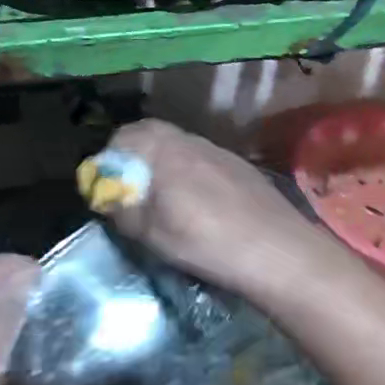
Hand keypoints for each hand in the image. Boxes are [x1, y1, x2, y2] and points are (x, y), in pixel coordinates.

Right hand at [100, 119, 343, 296]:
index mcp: (167, 151)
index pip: (126, 135)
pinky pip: (204, 159)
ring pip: (181, 146)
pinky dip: (190, 172)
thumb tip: (109, 196)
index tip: (107, 183)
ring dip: (165, 163)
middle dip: (136, 156)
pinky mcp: (241, 166)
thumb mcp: (153, 234)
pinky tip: (199, 203)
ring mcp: (221, 151)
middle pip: (154, 134)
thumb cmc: (208, 242)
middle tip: (131, 189)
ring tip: (164, 199)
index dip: (110, 156)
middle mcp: (193, 142)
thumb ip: (125, 210)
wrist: (278, 249)